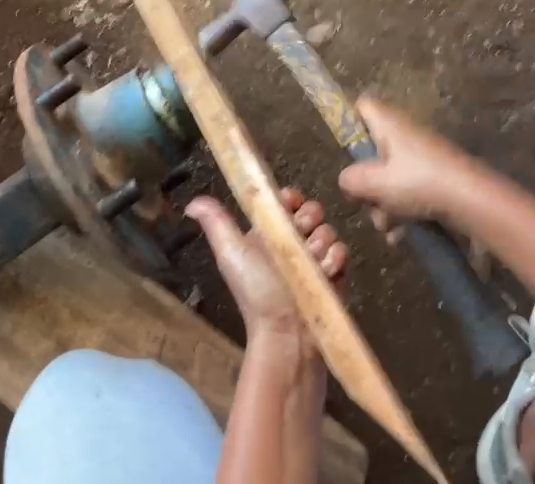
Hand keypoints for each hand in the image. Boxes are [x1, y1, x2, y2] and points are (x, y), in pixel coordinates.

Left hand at [185, 188, 348, 342]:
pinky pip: (342, 253)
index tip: (288, 205)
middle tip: (299, 236)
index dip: (290, 198)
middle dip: (309, 219)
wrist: (286, 336)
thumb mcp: (231, 254)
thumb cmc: (256, 292)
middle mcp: (291, 242)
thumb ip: (216, 223)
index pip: (285, 200)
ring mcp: (314, 259)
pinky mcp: (334, 275)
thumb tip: (192, 203)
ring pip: (327, 230)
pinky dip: (336, 260)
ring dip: (321, 242)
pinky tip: (326, 273)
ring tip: (311, 262)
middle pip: (311, 211)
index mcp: (267, 233)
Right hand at [337, 95, 479, 221]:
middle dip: (367, 182)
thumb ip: (353, 180)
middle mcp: (404, 135)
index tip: (348, 151)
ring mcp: (421, 157)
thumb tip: (346, 179)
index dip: (350, 123)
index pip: (363, 106)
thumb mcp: (376, 184)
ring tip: (388, 226)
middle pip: (372, 151)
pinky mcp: (434, 178)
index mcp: (388, 125)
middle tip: (367, 201)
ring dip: (383, 204)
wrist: (472, 200)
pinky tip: (401, 234)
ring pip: (389, 177)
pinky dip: (402, 211)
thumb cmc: (419, 182)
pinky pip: (408, 191)